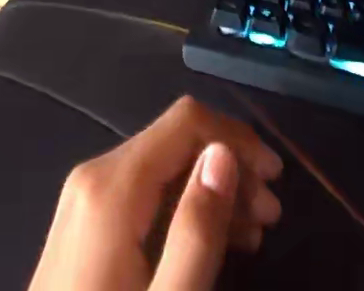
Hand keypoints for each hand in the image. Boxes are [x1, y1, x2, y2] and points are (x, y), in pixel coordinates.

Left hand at [29, 96, 283, 290]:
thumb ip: (197, 230)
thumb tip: (223, 153)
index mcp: (113, 185)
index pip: (185, 122)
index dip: (237, 138)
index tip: (276, 178)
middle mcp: (96, 175)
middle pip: (175, 141)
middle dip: (229, 166)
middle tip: (272, 217)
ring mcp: (87, 198)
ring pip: (164, 166)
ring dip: (212, 188)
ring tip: (254, 233)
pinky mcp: (87, 223)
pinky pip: (145, 194)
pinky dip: (185, 207)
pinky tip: (214, 241)